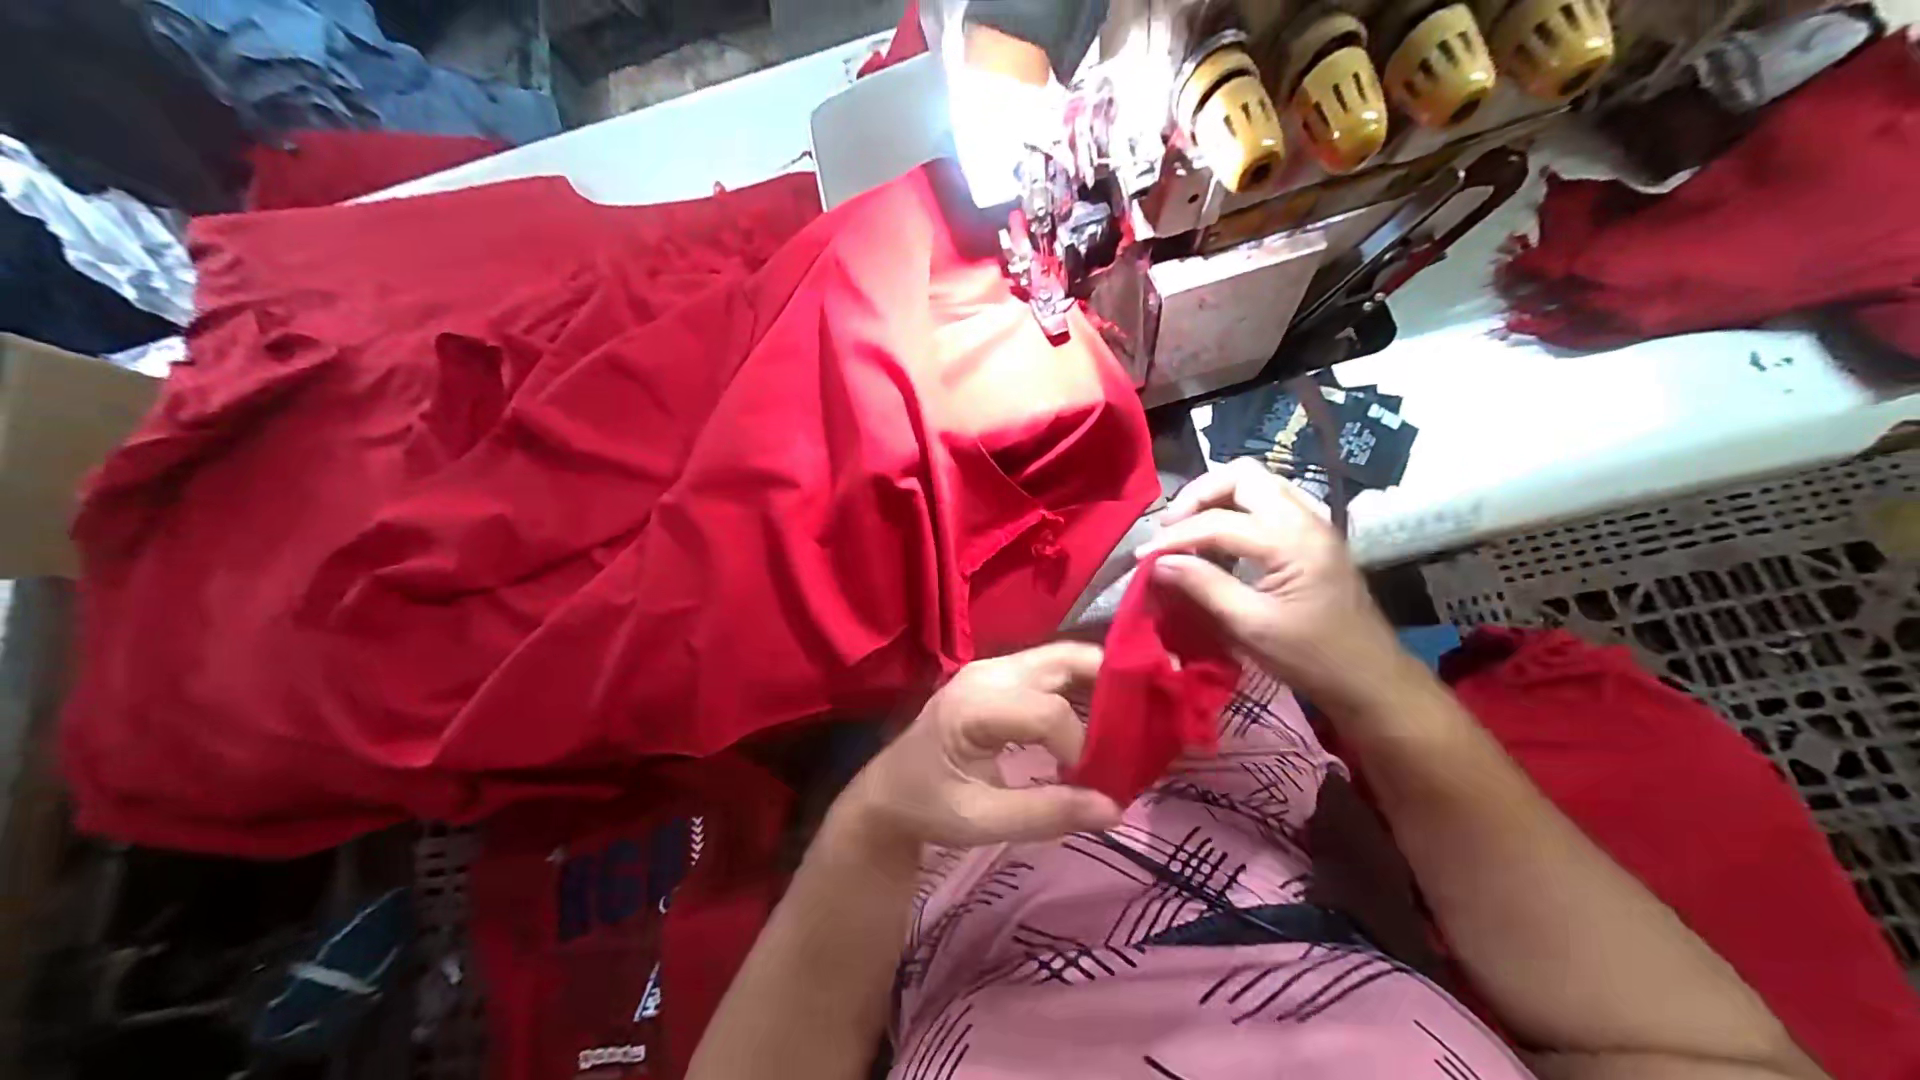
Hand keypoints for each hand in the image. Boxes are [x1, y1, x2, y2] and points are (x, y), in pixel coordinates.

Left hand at [830, 643, 1124, 861]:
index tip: (1095, 781)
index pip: (1047, 711)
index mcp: (973, 705)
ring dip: (1100, 682)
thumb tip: (1114, 808)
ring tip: (1135, 715)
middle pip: (1063, 660)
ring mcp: (991, 670)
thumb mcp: (980, 821)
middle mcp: (986, 673)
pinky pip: (1049, 672)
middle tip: (1151, 713)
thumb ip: (1046, 813)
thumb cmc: (927, 807)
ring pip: (1060, 659)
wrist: (887, 794)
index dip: (1081, 745)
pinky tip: (1101, 717)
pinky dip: (1081, 689)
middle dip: (1110, 682)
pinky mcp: (997, 678)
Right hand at [1136, 458, 1422, 718]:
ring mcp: (1313, 523)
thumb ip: (1203, 586)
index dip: (1175, 537)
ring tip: (1189, 528)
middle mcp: (1306, 519)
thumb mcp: (1251, 626)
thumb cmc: (1311, 657)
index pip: (1219, 522)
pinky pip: (1270, 500)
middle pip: (1242, 476)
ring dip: (1218, 497)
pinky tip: (1221, 537)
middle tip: (1170, 528)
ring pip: (1258, 482)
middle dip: (1198, 495)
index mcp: (1292, 541)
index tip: (1143, 557)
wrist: (1370, 678)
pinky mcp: (1313, 535)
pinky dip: (1238, 508)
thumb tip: (1157, 563)